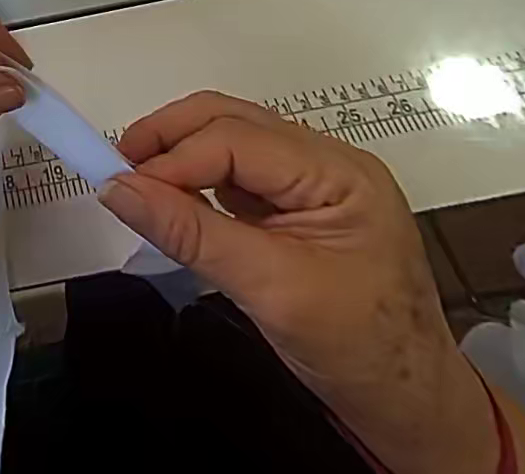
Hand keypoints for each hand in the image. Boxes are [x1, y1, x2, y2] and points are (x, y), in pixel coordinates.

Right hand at [99, 92, 498, 473]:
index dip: (172, 158)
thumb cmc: (359, 351)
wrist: (409, 406)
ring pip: (221, 132)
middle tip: (119, 169)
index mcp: (338, 175)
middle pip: (225, 118)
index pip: (234, 141)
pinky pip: (225, 161)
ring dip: (173, 150)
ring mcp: (306, 175)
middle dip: (166, 137)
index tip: (121, 187)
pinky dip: (188, 170)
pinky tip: (171, 196)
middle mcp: (323, 160)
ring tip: (138, 183)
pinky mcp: (287, 194)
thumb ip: (188, 232)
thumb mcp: (268, 289)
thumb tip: (115, 189)